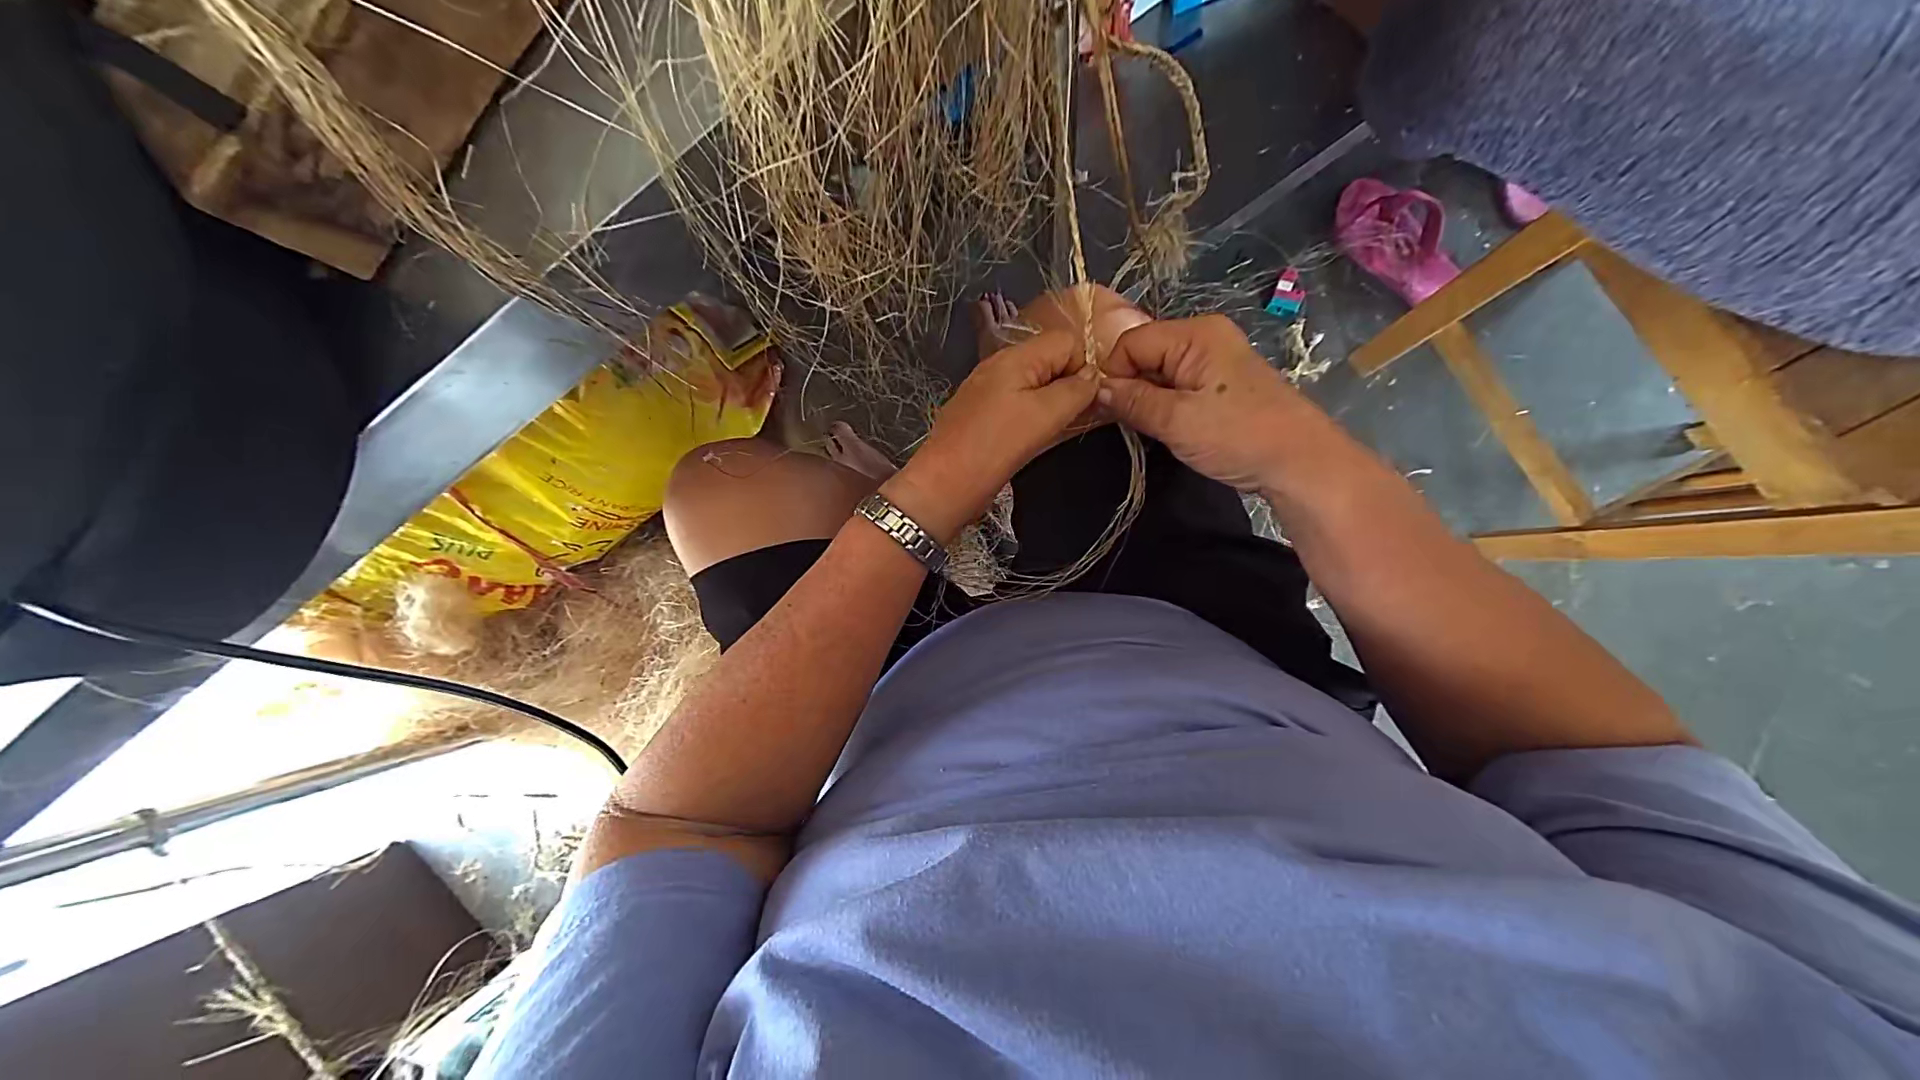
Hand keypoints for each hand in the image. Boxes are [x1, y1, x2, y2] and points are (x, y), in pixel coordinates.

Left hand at [883, 331, 1098, 541]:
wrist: (944, 485)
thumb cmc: (995, 446)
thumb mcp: (1045, 414)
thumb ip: (1076, 390)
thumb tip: (1094, 376)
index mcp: (1015, 357)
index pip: (1067, 341)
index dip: (1085, 367)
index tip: (1089, 401)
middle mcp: (1000, 366)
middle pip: (1051, 362)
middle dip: (1070, 387)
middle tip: (1078, 419)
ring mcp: (989, 391)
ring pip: (1036, 387)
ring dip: (1054, 406)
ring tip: (1057, 432)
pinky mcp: (983, 416)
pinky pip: (1019, 406)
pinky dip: (1034, 419)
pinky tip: (1035, 440)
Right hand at [1098, 315, 1329, 492]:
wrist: (1300, 464)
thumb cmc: (1239, 436)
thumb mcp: (1177, 420)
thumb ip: (1132, 401)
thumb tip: (1094, 389)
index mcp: (1195, 334)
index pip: (1130, 342)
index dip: (1112, 373)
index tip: (1104, 410)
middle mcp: (1204, 337)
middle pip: (1144, 354)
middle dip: (1127, 386)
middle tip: (1122, 423)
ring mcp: (1214, 360)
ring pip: (1158, 372)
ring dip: (1145, 399)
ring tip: (1145, 428)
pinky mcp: (1219, 384)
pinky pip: (1176, 386)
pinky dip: (1164, 405)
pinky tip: (1165, 428)